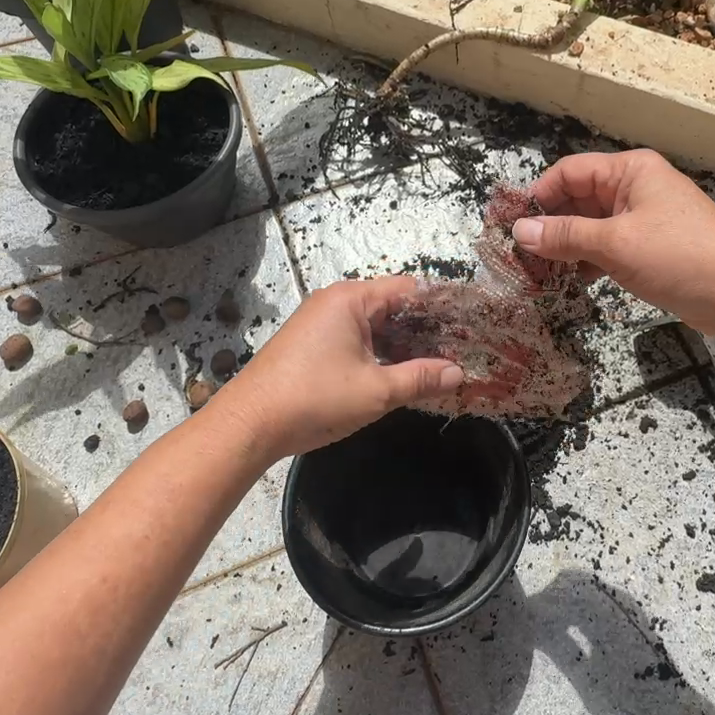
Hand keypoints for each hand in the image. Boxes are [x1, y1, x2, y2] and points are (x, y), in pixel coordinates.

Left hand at [210, 277, 463, 460]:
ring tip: (432, 365)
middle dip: (422, 328)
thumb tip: (458, 373)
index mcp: (351, 299)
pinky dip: (376, 350)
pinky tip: (394, 373)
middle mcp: (335, 301)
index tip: (466, 329)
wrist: (248, 425)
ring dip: (399, 343)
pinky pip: (354, 336)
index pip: (409, 289)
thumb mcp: (376, 392)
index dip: (440, 308)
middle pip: (391, 305)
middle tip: (456, 351)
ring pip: (373, 324)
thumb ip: (419, 379)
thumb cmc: (314, 400)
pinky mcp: (310, 342)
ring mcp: (319, 321)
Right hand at [513, 150, 714, 335]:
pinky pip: (609, 247)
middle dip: (550, 225)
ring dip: (567, 247)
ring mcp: (644, 218)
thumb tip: (518, 231)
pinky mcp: (651, 248)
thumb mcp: (615, 244)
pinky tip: (570, 283)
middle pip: (578, 199)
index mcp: (629, 171)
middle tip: (518, 257)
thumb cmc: (679, 257)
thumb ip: (564, 236)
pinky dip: (589, 262)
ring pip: (592, 226)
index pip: (569, 172)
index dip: (538, 197)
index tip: (510, 227)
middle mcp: (635, 187)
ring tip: (537, 274)